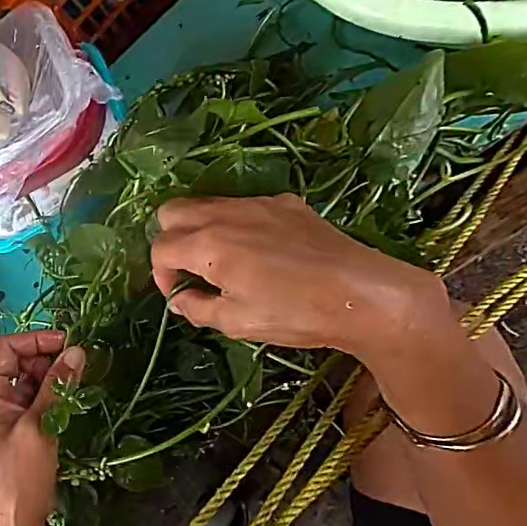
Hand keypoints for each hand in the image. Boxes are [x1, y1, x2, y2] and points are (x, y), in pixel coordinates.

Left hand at [0, 330, 84, 525]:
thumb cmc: (19, 478)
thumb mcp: (39, 428)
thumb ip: (57, 388)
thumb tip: (77, 351)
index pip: (7, 348)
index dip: (36, 340)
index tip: (68, 343)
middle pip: (19, 361)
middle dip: (48, 358)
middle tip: (80, 363)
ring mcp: (5, 413)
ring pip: (30, 380)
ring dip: (54, 376)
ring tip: (80, 379)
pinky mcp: (19, 427)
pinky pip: (35, 399)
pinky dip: (54, 394)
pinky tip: (73, 396)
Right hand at [148, 195, 450, 364]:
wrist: (366, 295)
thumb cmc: (296, 314)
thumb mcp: (236, 322)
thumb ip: (197, 307)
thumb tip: (179, 299)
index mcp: (207, 245)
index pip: (160, 248)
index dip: (160, 274)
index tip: (178, 294)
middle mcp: (224, 215)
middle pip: (171, 211)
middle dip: (169, 239)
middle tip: (189, 268)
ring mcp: (256, 204)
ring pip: (206, 203)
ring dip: (199, 228)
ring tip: (221, 260)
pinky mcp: (285, 203)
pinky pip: (242, 205)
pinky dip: (234, 223)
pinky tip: (258, 250)